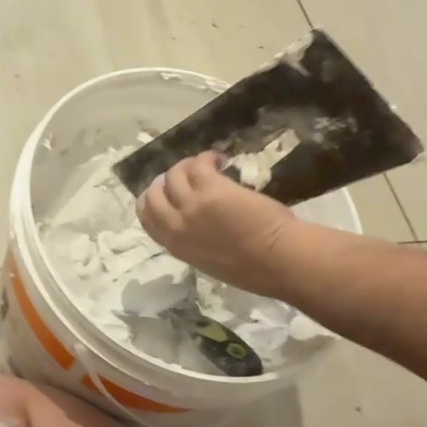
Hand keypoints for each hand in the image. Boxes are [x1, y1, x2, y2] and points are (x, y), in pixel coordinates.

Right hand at [136, 152, 297, 298]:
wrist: (279, 260)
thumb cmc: (253, 269)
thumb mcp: (208, 260)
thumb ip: (193, 240)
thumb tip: (192, 218)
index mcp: (176, 246)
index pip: (147, 217)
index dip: (154, 199)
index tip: (167, 191)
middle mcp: (177, 225)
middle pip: (154, 192)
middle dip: (166, 180)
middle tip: (186, 175)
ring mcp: (191, 206)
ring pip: (174, 174)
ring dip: (188, 166)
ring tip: (209, 165)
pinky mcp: (211, 188)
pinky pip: (198, 164)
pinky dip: (207, 158)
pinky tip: (221, 160)